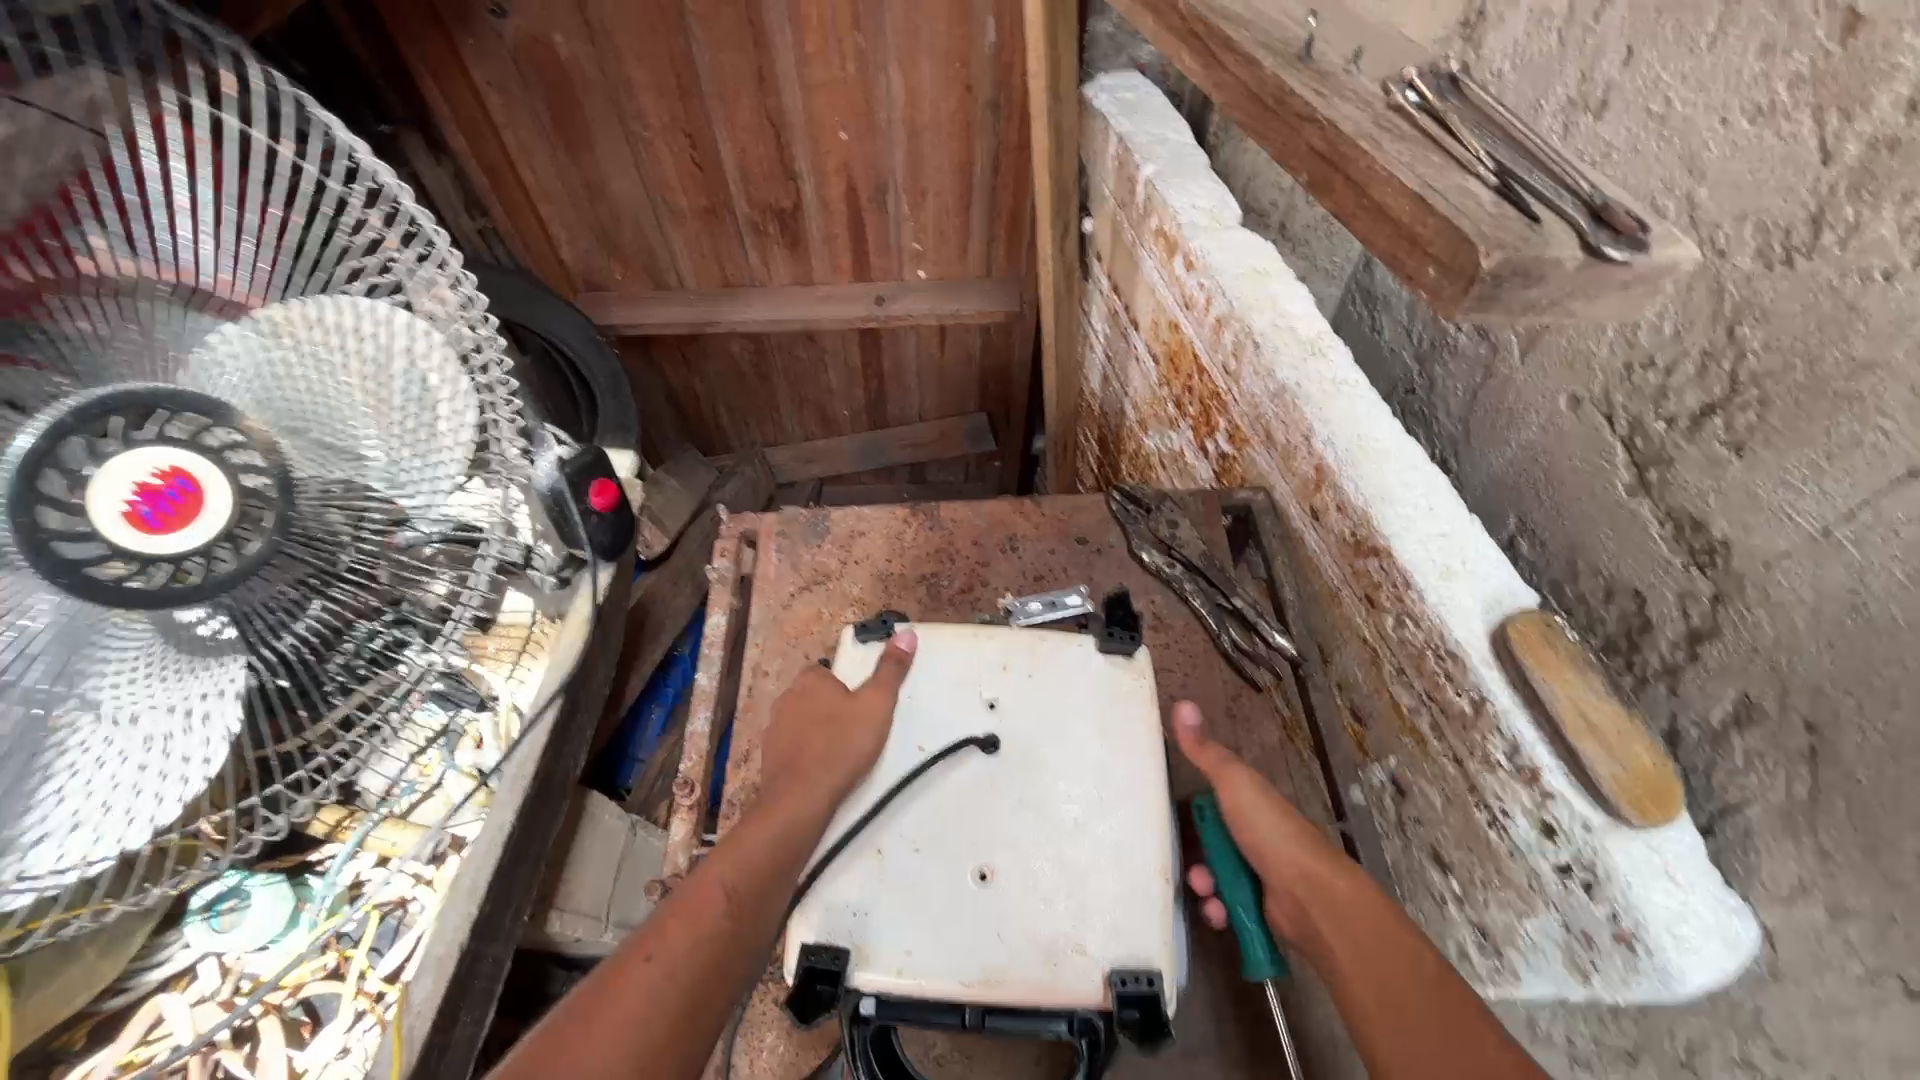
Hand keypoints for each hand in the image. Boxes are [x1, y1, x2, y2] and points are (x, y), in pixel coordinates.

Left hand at [758, 627, 918, 809]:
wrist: (801, 797)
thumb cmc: (842, 745)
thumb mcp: (877, 704)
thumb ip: (891, 669)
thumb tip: (906, 634)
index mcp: (810, 680)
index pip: (827, 672)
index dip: (845, 687)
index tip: (862, 706)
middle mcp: (786, 698)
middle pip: (813, 696)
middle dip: (831, 709)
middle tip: (856, 730)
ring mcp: (773, 729)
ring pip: (801, 722)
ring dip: (817, 732)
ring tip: (841, 752)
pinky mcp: (769, 757)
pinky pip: (792, 748)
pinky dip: (805, 754)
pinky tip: (821, 770)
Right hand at [1172, 700, 1342, 944]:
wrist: (1311, 895)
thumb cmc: (1271, 832)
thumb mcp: (1234, 783)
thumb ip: (1205, 751)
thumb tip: (1182, 702)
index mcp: (1250, 804)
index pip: (1212, 805)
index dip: (1194, 814)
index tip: (1179, 823)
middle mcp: (1255, 836)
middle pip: (1210, 845)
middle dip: (1196, 858)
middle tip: (1195, 867)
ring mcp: (1259, 873)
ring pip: (1215, 878)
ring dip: (1205, 888)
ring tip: (1209, 894)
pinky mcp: (1260, 906)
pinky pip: (1227, 907)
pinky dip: (1219, 911)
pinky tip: (1220, 912)